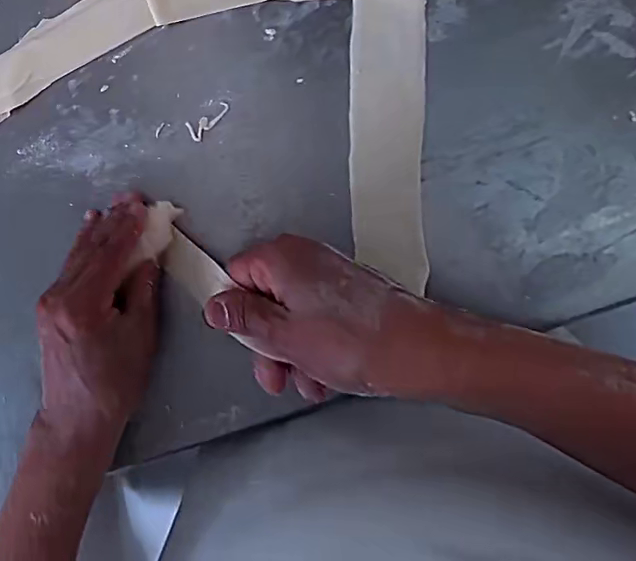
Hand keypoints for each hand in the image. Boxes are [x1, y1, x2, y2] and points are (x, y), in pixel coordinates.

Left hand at [34, 192, 161, 445]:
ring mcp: (49, 299)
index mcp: (82, 304)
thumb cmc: (114, 385)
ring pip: (78, 254)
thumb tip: (147, 256)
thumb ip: (142, 292)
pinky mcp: (48, 305)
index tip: (143, 208)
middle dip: (114, 222)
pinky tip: (91, 228)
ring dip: (99, 229)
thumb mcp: (140, 337)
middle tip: (132, 198)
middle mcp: (59, 295)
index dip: (128, 229)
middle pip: (92, 249)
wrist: (75, 421)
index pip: (109, 255)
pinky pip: (70, 267)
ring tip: (115, 207)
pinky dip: (84, 246)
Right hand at [203, 235, 480, 401]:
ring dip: (291, 349)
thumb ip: (244, 320)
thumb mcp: (285, 338)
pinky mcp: (344, 287)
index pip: (234, 275)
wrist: (420, 350)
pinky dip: (314, 342)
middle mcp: (300, 255)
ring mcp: (324, 270)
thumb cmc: (358, 341)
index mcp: (279, 257)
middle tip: (277, 373)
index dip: (236, 313)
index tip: (245, 341)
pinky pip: (313, 312)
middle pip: (262, 296)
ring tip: (309, 380)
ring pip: (289, 311)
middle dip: (267, 341)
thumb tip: (214, 306)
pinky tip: (325, 374)